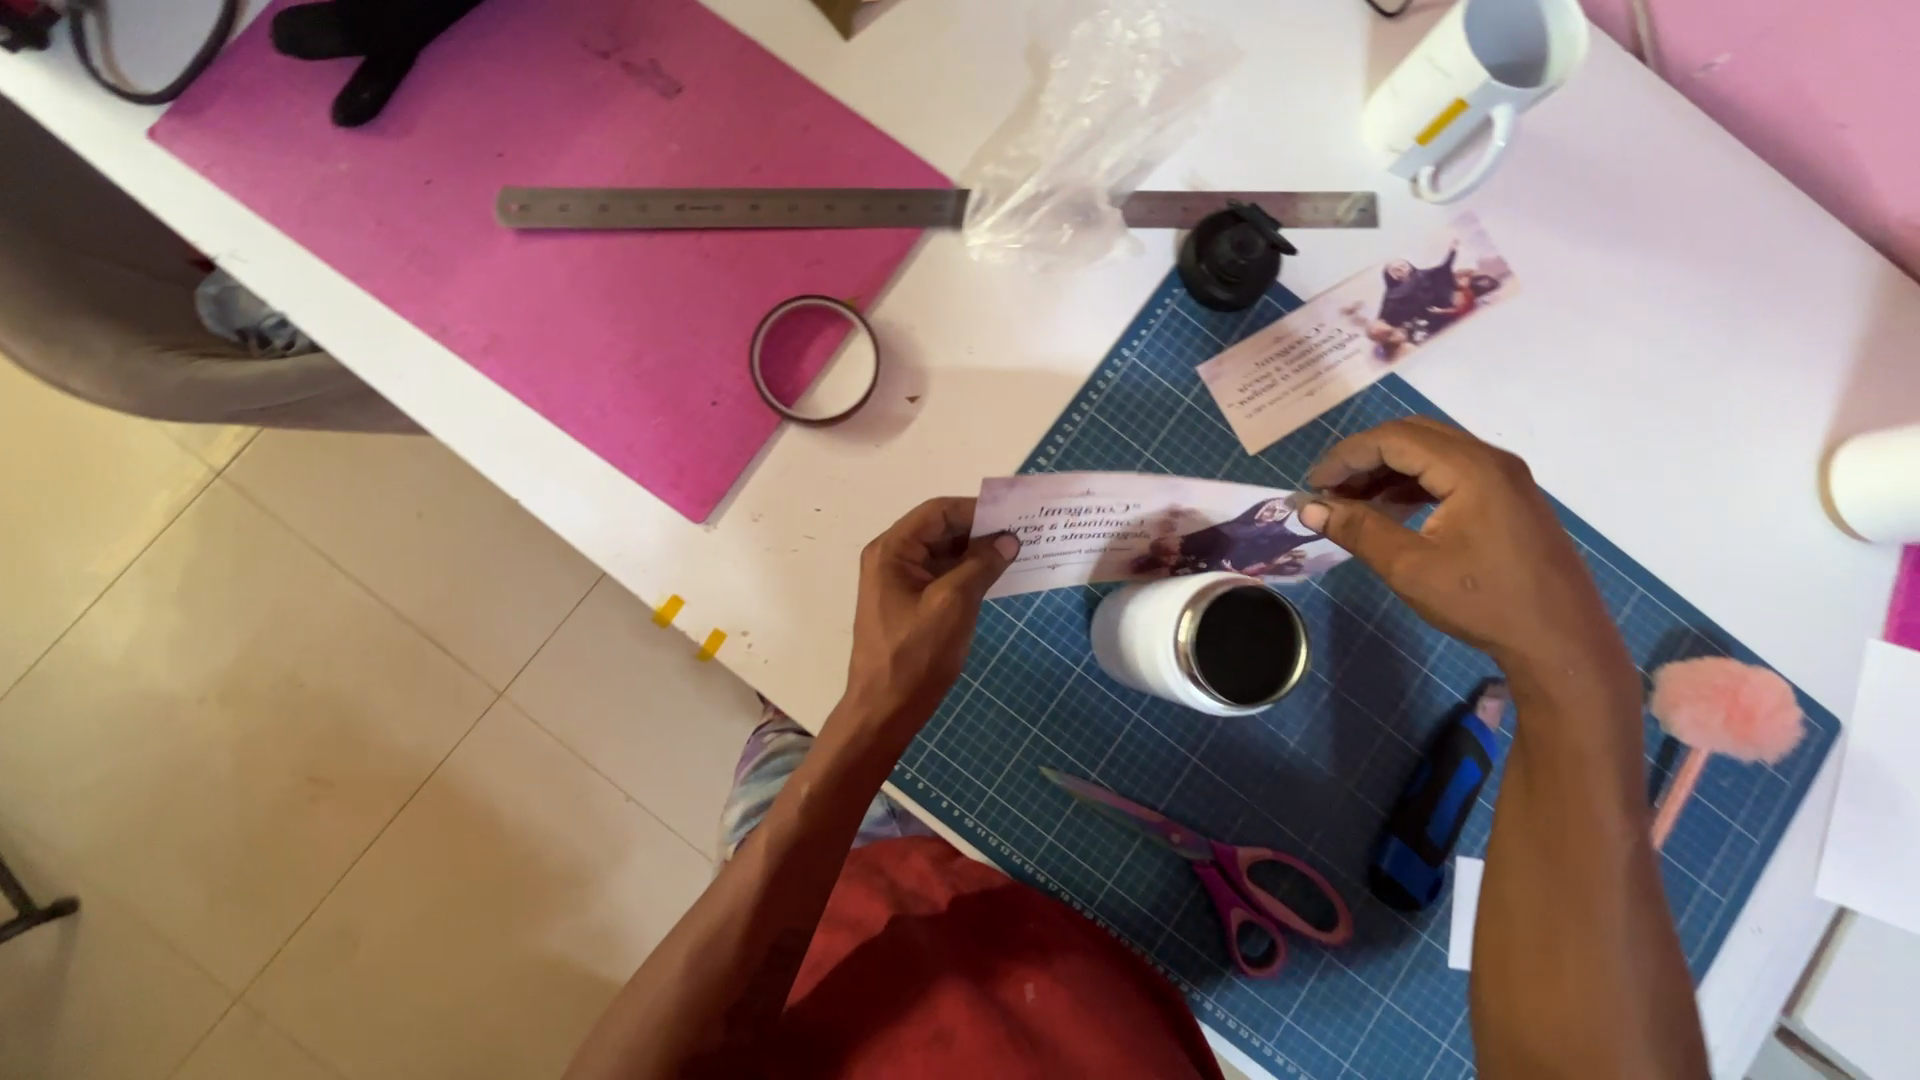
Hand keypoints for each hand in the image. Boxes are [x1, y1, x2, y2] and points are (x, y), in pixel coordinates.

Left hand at [841, 498, 1017, 736]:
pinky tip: (996, 578)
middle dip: (980, 530)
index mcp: (892, 551)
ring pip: (943, 554)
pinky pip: (942, 577)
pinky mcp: (909, 604)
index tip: (1014, 517)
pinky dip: (968, 573)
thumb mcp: (953, 604)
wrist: (885, 710)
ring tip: (1017, 554)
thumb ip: (981, 565)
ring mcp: (899, 583)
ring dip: (977, 553)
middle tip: (1023, 534)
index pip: (938, 512)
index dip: (977, 510)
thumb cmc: (915, 656)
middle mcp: (891, 559)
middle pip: (940, 529)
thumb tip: (1009, 539)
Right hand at [1293, 418, 1631, 682]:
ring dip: (1387, 469)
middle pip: (1413, 435)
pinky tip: (1390, 509)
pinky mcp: (1508, 498)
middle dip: (1364, 457)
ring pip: (1432, 452)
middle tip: (1329, 489)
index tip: (1312, 486)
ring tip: (1351, 501)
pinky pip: (1450, 471)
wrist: (1560, 641)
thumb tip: (1308, 507)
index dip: (1345, 457)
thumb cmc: (1483, 603)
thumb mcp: (1409, 567)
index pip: (1393, 439)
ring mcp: (1505, 478)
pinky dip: (1413, 482)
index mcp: (1471, 469)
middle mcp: (1491, 461)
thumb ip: (1358, 529)